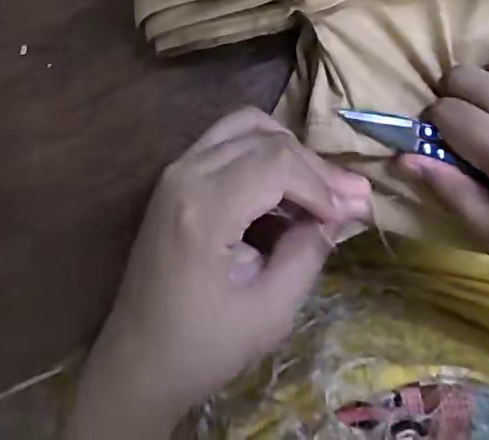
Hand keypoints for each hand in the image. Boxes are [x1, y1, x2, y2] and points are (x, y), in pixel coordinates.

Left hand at [66, 107, 370, 437]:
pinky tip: (284, 182)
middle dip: (313, 166)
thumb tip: (348, 207)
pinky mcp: (176, 172)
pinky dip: (263, 147)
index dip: (320, 183)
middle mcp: (186, 172)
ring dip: (289, 149)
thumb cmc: (203, 346)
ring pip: (248, 125)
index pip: (278, 164)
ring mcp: (177, 167)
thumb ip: (310, 251)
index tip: (348, 214)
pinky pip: (228, 136)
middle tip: (350, 197)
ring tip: (318, 186)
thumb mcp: (270, 310)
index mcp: (204, 208)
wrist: (137, 362)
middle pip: (266, 138)